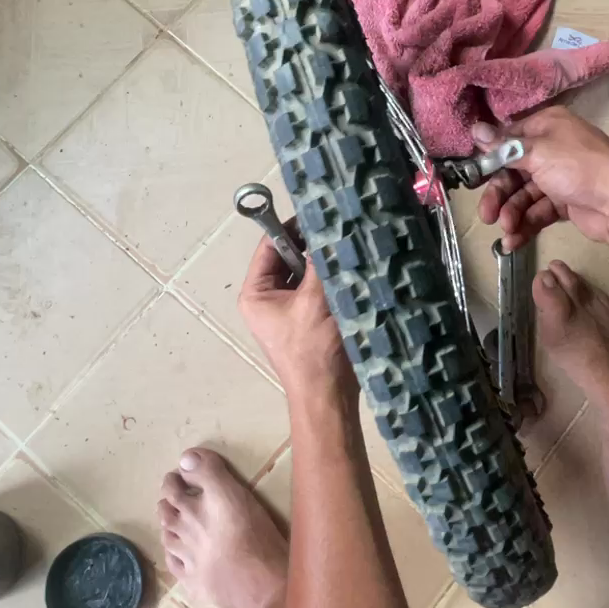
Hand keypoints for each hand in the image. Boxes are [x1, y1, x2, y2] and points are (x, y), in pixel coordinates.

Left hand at [237, 235, 351, 392]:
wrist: (329, 397)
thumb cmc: (313, 350)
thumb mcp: (314, 301)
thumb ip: (317, 264)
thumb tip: (326, 230)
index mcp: (256, 293)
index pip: (269, 246)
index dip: (291, 226)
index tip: (318, 210)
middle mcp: (268, 298)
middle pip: (289, 258)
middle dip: (312, 245)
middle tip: (338, 226)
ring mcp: (290, 309)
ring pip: (306, 273)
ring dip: (324, 263)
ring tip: (348, 244)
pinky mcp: (310, 318)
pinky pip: (318, 289)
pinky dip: (332, 279)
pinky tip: (352, 267)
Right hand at [476, 106, 608, 250]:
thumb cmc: (578, 167)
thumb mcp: (537, 153)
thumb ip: (504, 147)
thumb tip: (475, 129)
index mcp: (546, 126)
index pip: (509, 139)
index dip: (491, 159)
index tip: (474, 178)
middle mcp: (552, 148)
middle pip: (514, 171)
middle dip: (499, 195)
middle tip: (486, 216)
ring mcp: (560, 176)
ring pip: (525, 194)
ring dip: (512, 213)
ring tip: (506, 232)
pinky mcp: (565, 202)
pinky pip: (538, 211)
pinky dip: (526, 225)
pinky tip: (513, 241)